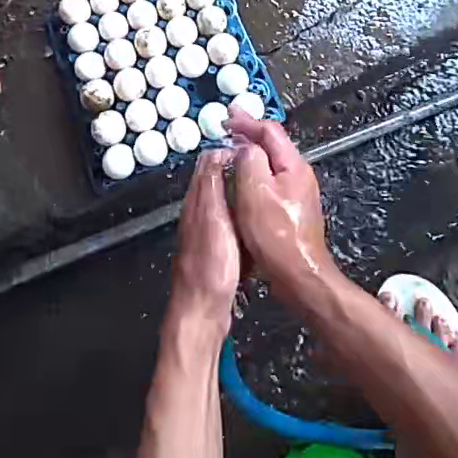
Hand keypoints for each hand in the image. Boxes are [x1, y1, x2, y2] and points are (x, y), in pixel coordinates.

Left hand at [169, 147, 241, 337]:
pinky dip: (240, 216)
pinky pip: (229, 225)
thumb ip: (213, 185)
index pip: (207, 163)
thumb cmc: (211, 265)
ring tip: (260, 188)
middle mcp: (197, 214)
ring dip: (238, 192)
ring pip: (222, 202)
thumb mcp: (214, 217)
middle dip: (234, 169)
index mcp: (196, 202)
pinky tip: (253, 222)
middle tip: (259, 164)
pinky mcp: (215, 252)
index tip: (250, 147)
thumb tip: (218, 152)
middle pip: (214, 181)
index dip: (227, 151)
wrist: (201, 311)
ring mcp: (205, 234)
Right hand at [226, 110, 336, 308]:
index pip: (269, 130)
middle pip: (273, 143)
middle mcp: (300, 174)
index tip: (226, 119)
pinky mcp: (292, 208)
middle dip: (249, 132)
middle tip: (228, 125)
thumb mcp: (255, 190)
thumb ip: (249, 160)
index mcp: (293, 165)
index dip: (246, 122)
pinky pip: (271, 178)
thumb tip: (245, 147)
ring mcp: (298, 192)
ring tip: (232, 146)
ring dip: (251, 151)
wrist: (299, 275)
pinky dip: (255, 170)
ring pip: (272, 161)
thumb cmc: (276, 236)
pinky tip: (243, 177)